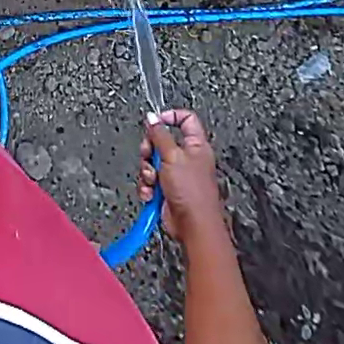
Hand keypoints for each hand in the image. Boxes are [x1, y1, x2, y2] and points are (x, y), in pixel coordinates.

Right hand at [139, 109, 225, 244]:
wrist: (193, 227)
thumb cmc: (193, 194)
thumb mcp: (172, 156)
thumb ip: (159, 135)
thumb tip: (152, 117)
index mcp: (195, 145)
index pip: (185, 119)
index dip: (170, 117)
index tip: (156, 122)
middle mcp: (186, 158)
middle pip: (161, 141)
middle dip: (150, 149)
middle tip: (150, 155)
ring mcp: (176, 174)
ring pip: (152, 162)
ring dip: (148, 172)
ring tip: (154, 180)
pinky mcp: (167, 189)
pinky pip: (150, 180)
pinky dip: (148, 187)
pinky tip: (152, 194)